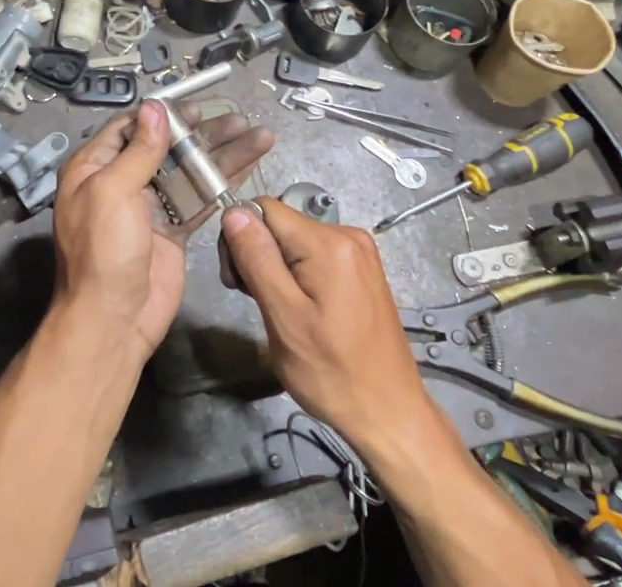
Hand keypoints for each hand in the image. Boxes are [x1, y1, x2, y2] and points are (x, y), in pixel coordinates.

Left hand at [53, 100, 272, 353]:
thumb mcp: (112, 192)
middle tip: (236, 118)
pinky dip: (224, 182)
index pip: (129, 128)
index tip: (196, 106)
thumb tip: (154, 108)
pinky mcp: (173, 230)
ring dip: (220, 154)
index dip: (162, 115)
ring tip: (257, 135)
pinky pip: (200, 198)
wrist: (114, 319)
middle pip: (165, 147)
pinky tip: (249, 165)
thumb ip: (138, 151)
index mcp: (93, 169)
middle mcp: (120, 182)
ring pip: (188, 171)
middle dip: (201, 132)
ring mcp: (149, 207)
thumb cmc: (103, 251)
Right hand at [220, 199, 431, 440]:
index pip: (263, 209)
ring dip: (274, 268)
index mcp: (329, 243)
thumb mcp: (284, 317)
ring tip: (280, 312)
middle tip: (257, 302)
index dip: (240, 239)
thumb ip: (257, 260)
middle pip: (278, 223)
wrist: (388, 413)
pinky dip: (296, 275)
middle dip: (256, 254)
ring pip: (292, 240)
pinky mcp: (360, 270)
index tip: (239, 282)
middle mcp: (347, 235)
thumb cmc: (331, 372)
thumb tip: (233, 213)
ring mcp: (358, 252)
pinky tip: (300, 309)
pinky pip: (312, 255)